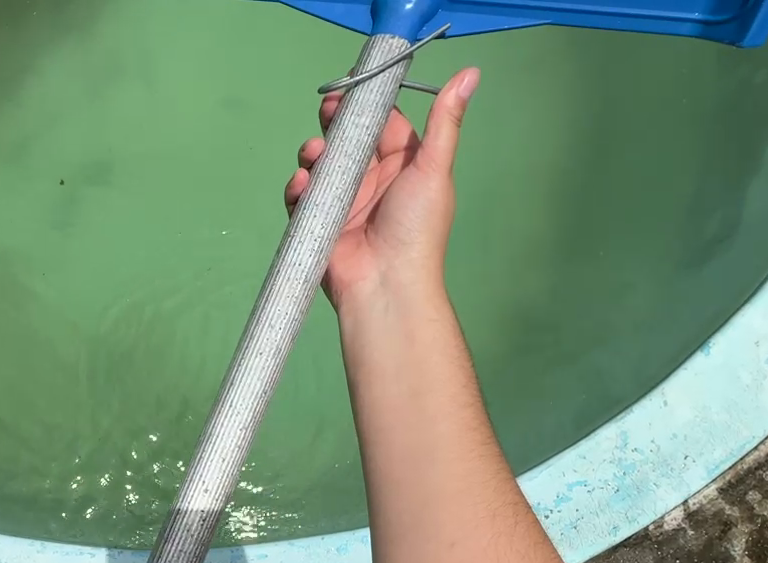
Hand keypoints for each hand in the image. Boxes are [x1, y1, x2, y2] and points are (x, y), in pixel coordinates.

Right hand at [285, 68, 478, 309]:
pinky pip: (301, 200)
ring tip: (313, 155)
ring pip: (320, 166)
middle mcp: (370, 182)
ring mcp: (342, 204)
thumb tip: (470, 71)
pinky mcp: (318, 225)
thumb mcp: (434, 169)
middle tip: (326, 111)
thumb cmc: (416, 228)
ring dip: (313, 154)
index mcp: (400, 166)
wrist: (385, 285)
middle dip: (334, 123)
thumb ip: (445, 122)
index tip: (350, 85)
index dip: (366, 102)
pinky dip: (297, 189)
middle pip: (347, 140)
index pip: (381, 123)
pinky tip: (301, 185)